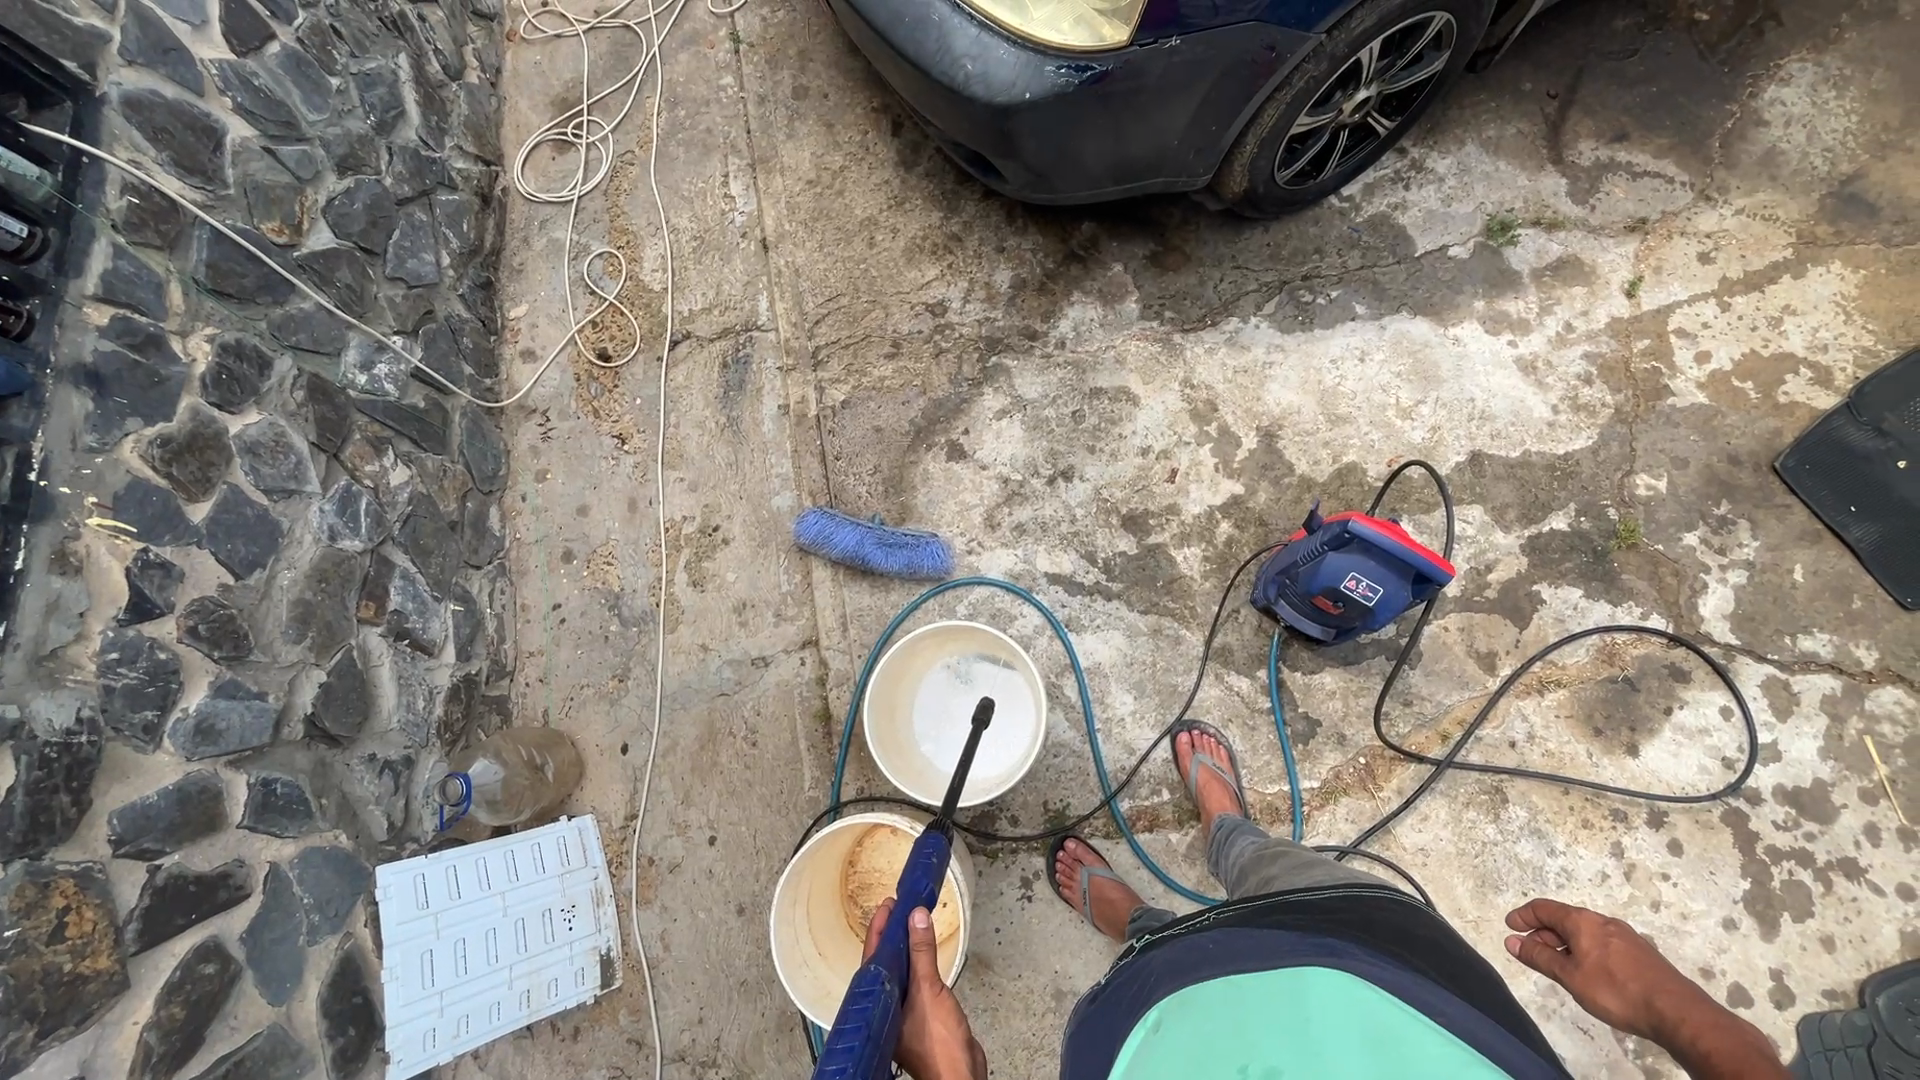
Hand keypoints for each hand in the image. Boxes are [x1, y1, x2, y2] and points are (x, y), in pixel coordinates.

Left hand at [863, 900, 986, 1079]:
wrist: (960, 1076)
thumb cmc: (938, 1040)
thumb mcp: (928, 989)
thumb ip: (921, 952)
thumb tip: (915, 914)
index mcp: (878, 999)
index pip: (872, 955)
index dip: (878, 927)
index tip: (888, 903)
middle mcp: (886, 1003)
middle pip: (883, 961)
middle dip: (890, 933)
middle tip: (899, 906)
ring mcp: (902, 1010)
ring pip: (899, 970)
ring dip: (905, 946)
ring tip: (911, 921)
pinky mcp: (920, 1015)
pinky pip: (914, 980)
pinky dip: (918, 962)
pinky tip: (925, 952)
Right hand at [1504, 899, 1785, 1079]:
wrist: (1680, 1014)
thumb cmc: (1616, 991)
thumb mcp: (1570, 976)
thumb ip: (1539, 957)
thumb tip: (1511, 941)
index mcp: (1582, 921)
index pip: (1543, 908)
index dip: (1523, 915)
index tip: (1509, 927)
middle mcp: (1603, 921)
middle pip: (1564, 918)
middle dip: (1543, 932)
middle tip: (1531, 950)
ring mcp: (1626, 936)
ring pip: (1585, 932)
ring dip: (1565, 942)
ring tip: (1559, 964)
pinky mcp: (1642, 954)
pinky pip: (1603, 943)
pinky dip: (1586, 950)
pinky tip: (1590, 971)